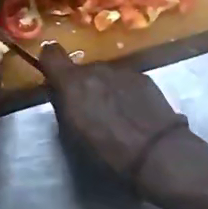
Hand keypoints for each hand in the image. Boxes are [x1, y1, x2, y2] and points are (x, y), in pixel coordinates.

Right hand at [40, 42, 188, 189]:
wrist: (157, 154)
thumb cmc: (109, 153)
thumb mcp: (73, 136)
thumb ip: (63, 107)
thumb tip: (61, 94)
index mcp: (72, 83)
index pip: (52, 54)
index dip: (50, 62)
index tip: (52, 75)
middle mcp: (96, 69)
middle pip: (82, 69)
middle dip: (82, 85)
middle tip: (89, 110)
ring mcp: (122, 71)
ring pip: (105, 75)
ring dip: (105, 89)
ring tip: (115, 115)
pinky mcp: (144, 78)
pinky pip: (125, 81)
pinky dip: (125, 92)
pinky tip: (134, 114)